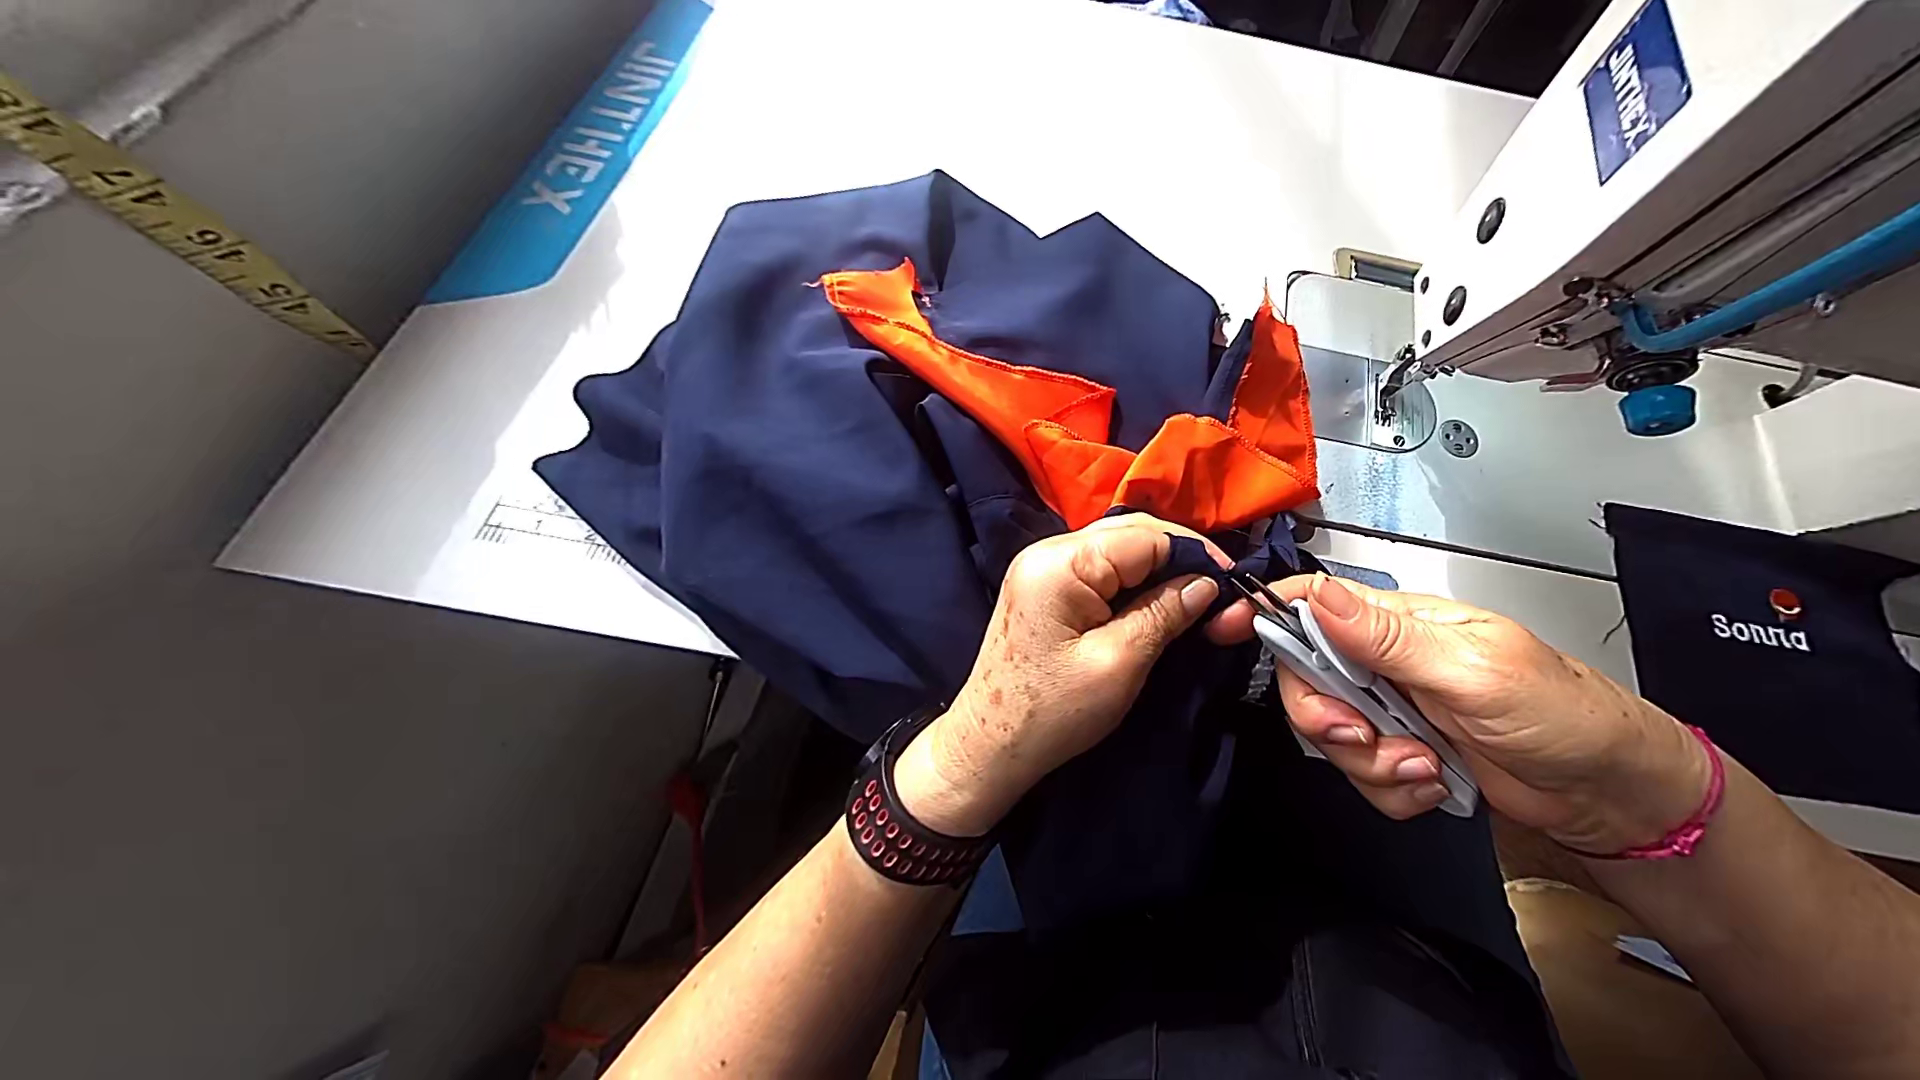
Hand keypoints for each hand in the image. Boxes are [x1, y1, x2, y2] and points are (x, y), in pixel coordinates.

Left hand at [893, 514, 1228, 835]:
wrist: (990, 743)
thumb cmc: (1052, 712)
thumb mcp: (1119, 663)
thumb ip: (1164, 613)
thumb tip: (1207, 583)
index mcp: (1060, 562)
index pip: (1143, 535)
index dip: (1192, 553)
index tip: (1230, 583)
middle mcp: (1045, 551)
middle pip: (1127, 534)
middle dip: (1176, 557)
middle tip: (1214, 592)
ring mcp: (1039, 567)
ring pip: (1114, 549)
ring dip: (1155, 568)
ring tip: (1191, 598)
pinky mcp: (1041, 587)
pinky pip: (1096, 569)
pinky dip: (1129, 581)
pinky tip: (1152, 601)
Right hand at [1209, 573, 1711, 853]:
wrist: (1613, 795)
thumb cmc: (1562, 714)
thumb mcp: (1474, 671)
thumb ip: (1389, 638)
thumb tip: (1319, 595)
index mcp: (1397, 623)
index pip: (1313, 602)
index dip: (1265, 610)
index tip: (1225, 627)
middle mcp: (1380, 661)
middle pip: (1303, 677)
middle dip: (1326, 718)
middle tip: (1367, 739)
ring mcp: (1387, 707)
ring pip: (1327, 731)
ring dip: (1368, 762)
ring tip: (1424, 770)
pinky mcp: (1397, 750)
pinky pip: (1357, 771)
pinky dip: (1388, 788)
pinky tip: (1432, 786)